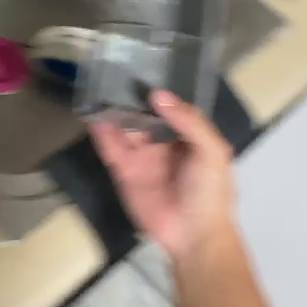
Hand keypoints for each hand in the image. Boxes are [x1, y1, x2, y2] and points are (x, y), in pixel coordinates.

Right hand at [90, 90, 238, 260]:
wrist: (193, 234)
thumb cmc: (209, 191)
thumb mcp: (212, 151)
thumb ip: (189, 121)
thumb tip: (158, 95)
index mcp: (189, 137)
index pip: (172, 109)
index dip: (160, 93)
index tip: (144, 72)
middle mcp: (164, 144)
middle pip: (145, 116)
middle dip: (132, 99)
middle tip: (116, 75)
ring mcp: (142, 157)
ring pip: (125, 129)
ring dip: (114, 113)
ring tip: (101, 91)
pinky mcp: (124, 171)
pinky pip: (111, 149)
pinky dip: (102, 134)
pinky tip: (95, 117)